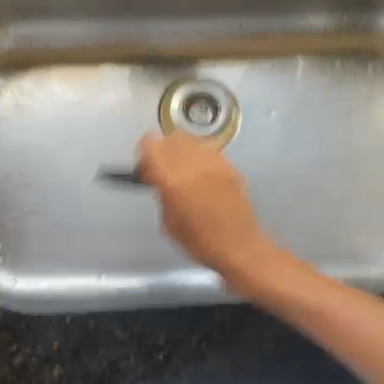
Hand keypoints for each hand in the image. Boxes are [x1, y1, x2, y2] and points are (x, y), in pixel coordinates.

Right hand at [137, 131, 280, 290]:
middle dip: (163, 150)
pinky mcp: (229, 166)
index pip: (150, 144)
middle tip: (164, 169)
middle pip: (171, 137)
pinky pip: (208, 151)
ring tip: (184, 171)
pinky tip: (203, 176)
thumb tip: (158, 178)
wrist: (238, 246)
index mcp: (171, 178)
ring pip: (190, 140)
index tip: (146, 167)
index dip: (144, 152)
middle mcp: (192, 163)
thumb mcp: (168, 221)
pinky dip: (200, 158)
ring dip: (182, 151)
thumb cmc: (198, 241)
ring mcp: (214, 162)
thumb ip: (162, 192)